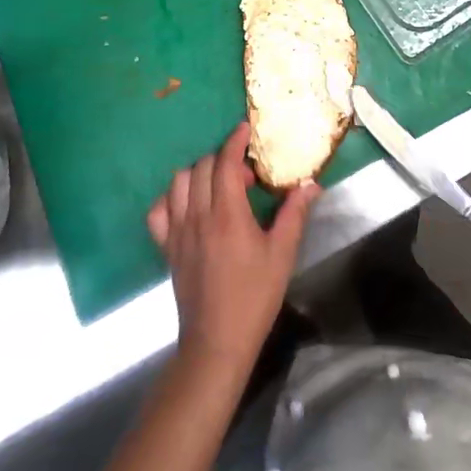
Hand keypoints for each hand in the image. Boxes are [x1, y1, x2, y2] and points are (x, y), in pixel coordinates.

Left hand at [147, 123, 320, 371]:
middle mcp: (197, 216)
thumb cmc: (255, 296)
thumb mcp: (282, 254)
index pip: (225, 163)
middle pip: (202, 167)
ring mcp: (177, 232)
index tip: (245, 130)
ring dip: (199, 174)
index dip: (235, 142)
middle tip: (246, 177)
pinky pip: (159, 210)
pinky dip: (172, 199)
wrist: (217, 340)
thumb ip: (294, 214)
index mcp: (227, 215)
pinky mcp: (167, 247)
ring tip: (220, 188)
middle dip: (223, 159)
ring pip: (178, 183)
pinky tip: (190, 207)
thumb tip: (310, 184)